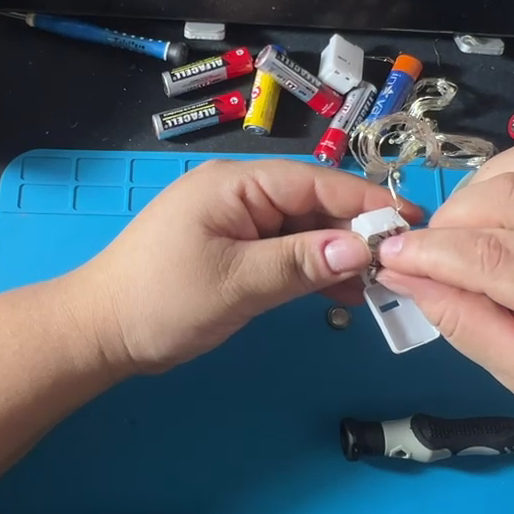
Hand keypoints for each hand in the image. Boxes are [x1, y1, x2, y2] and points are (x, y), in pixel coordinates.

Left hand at [69, 159, 414, 374]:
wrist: (102, 332)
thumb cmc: (161, 300)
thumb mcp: (236, 282)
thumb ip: (300, 263)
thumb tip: (362, 249)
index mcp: (234, 184)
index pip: (312, 182)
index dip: (364, 201)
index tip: (411, 223)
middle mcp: (238, 194)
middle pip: (310, 203)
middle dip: (354, 232)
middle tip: (401, 263)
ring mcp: (235, 221)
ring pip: (301, 229)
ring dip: (336, 254)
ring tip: (379, 285)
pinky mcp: (233, 248)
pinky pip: (283, 250)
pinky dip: (311, 269)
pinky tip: (343, 292)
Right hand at [374, 138, 513, 462]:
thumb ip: (463, 322)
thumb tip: (400, 272)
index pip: (497, 256)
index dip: (430, 252)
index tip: (388, 256)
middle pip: (509, 196)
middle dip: (449, 221)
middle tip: (428, 254)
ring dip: (478, 191)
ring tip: (465, 232)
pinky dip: (510, 172)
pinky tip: (499, 209)